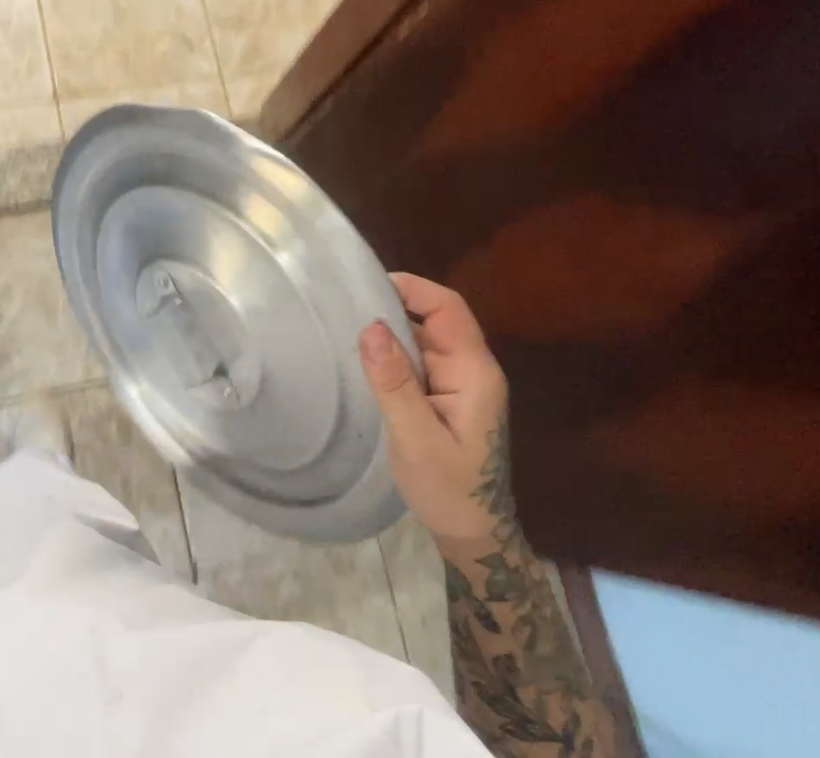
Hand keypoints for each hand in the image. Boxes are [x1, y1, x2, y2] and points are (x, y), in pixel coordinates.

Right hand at [358, 273, 513, 557]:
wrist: (474, 535)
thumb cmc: (449, 489)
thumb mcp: (415, 437)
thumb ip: (394, 382)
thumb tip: (372, 326)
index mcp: (474, 372)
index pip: (448, 309)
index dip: (413, 288)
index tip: (367, 283)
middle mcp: (472, 370)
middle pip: (436, 320)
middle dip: (395, 306)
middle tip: (345, 304)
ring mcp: (460, 385)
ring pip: (425, 341)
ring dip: (392, 332)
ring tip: (346, 326)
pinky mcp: (447, 399)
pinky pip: (421, 363)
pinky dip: (394, 356)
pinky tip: (365, 360)